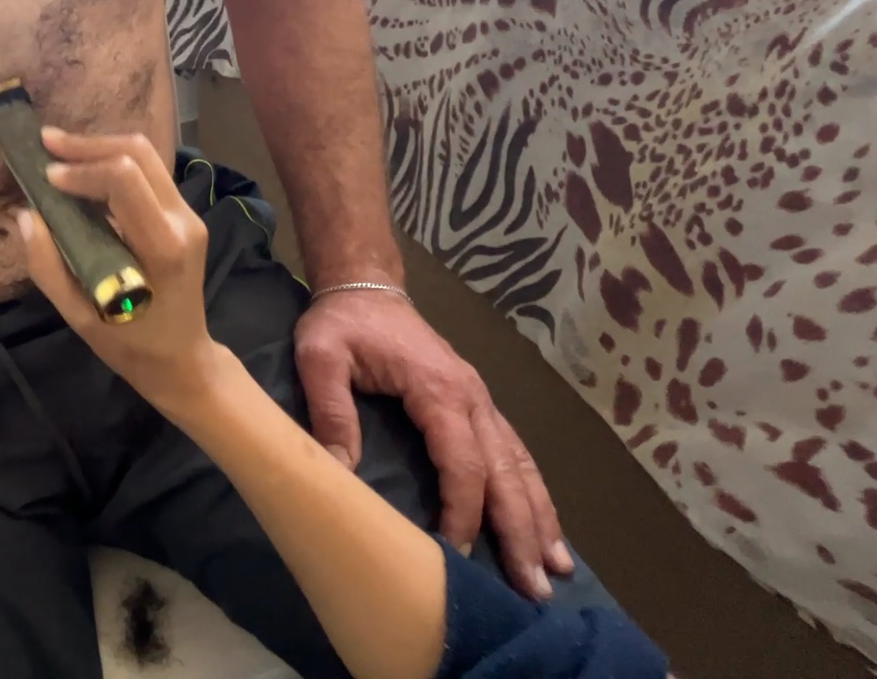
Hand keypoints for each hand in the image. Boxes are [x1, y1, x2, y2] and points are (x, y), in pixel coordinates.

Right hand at [20, 129, 223, 408]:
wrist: (183, 360)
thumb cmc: (131, 346)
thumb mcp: (79, 317)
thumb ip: (48, 266)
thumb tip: (26, 216)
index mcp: (161, 247)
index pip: (124, 180)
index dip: (81, 169)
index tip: (46, 177)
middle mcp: (181, 221)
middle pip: (138, 153)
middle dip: (87, 145)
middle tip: (44, 143)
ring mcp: (187, 215)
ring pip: (145, 156)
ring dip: (99, 149)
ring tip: (57, 151)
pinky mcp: (183, 215)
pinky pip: (148, 173)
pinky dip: (111, 164)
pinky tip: (81, 170)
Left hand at [294, 290, 572, 598]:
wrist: (363, 287)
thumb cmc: (340, 323)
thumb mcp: (320, 357)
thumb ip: (331, 410)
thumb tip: (342, 472)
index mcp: (437, 388)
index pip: (461, 461)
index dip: (462, 510)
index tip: (457, 553)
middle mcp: (471, 396)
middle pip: (504, 471)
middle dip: (520, 530)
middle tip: (536, 589)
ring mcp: (478, 397)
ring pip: (518, 463)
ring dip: (537, 515)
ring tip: (556, 568)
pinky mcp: (473, 399)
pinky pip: (510, 448)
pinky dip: (529, 487)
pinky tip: (540, 519)